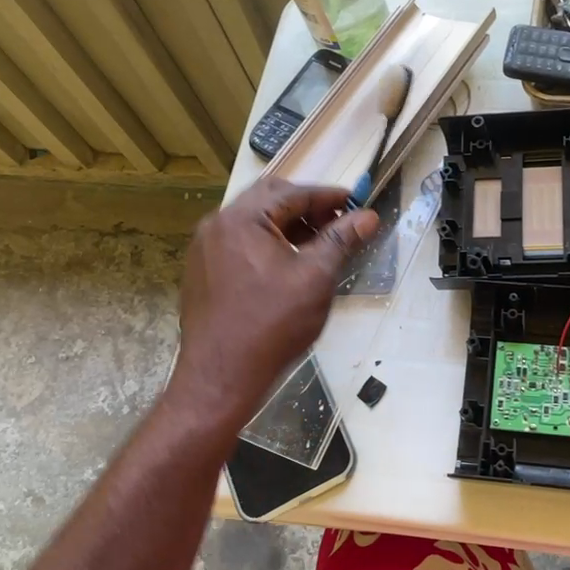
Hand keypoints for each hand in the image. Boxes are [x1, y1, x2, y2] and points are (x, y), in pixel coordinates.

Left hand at [172, 178, 378, 424]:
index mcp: (242, 219)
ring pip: (253, 223)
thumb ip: (341, 240)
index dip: (328, 196)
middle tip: (337, 223)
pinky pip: (239, 244)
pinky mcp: (201, 272)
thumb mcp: (316, 279)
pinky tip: (287, 267)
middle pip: (268, 201)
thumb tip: (367, 216)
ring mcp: (204, 249)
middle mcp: (217, 225)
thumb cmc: (272, 325)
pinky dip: (267, 244)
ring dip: (287, 226)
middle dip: (306, 208)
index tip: (356, 203)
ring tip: (317, 245)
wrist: (220, 377)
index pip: (292, 193)